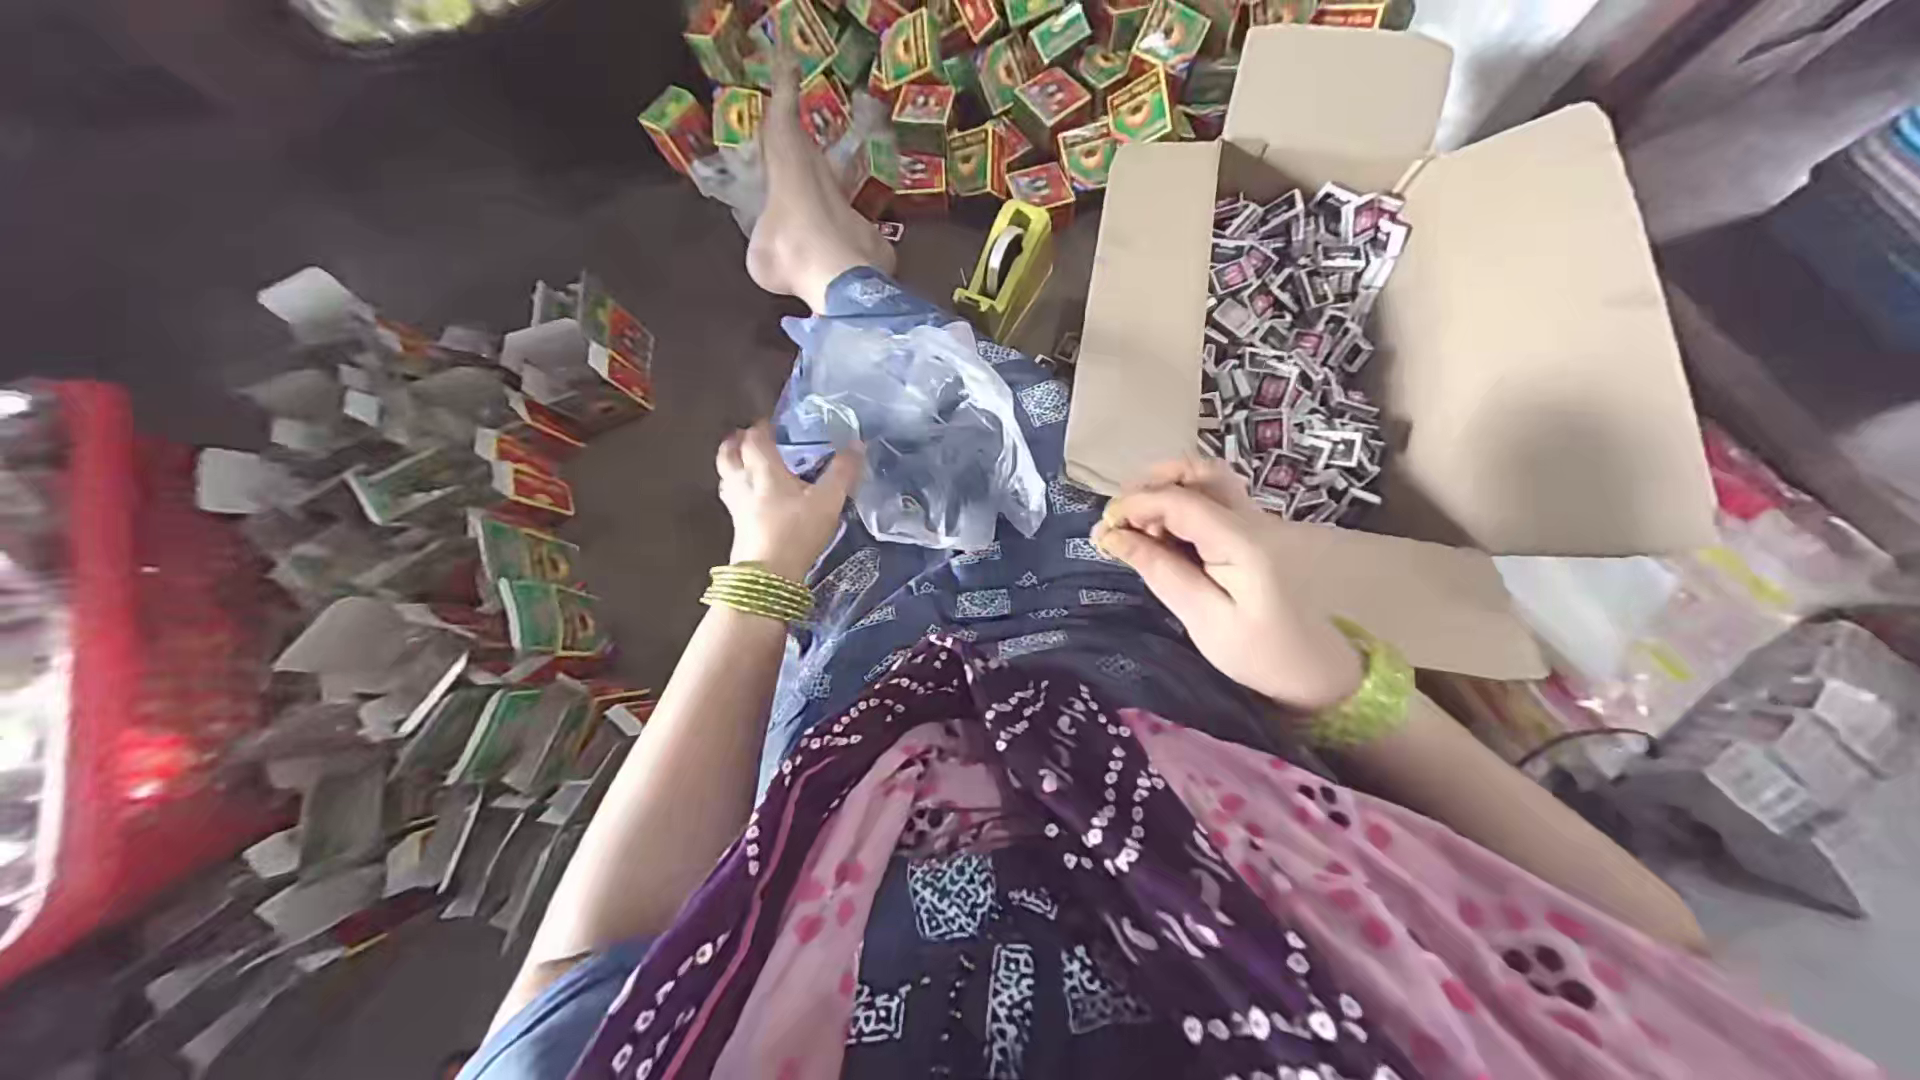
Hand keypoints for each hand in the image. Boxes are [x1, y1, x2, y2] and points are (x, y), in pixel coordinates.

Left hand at [716, 421, 862, 581]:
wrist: (769, 575)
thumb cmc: (797, 531)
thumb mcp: (828, 500)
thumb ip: (842, 472)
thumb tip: (857, 444)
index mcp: (763, 469)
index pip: (756, 438)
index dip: (762, 427)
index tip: (772, 423)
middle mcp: (743, 481)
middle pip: (729, 453)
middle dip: (736, 441)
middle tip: (747, 436)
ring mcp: (735, 505)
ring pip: (726, 475)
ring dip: (732, 463)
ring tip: (745, 461)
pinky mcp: (736, 525)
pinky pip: (731, 496)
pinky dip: (736, 486)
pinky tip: (749, 496)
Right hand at [1090, 458, 1362, 711]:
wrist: (1325, 671)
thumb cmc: (1264, 655)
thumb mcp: (1205, 620)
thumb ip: (1161, 572)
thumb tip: (1114, 537)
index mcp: (1243, 543)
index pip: (1179, 499)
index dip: (1134, 505)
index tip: (1103, 529)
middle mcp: (1254, 520)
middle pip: (1200, 471)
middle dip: (1151, 484)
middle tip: (1121, 519)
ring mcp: (1259, 523)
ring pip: (1207, 482)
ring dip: (1165, 494)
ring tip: (1139, 531)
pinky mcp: (1256, 534)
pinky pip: (1213, 504)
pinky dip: (1180, 509)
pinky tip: (1164, 540)